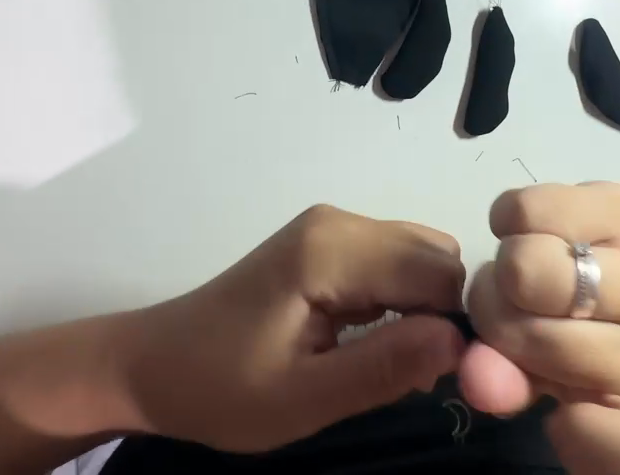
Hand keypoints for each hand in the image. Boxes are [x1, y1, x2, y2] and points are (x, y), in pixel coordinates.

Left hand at [119, 205, 467, 452]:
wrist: (158, 363)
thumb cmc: (224, 387)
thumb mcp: (304, 398)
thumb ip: (385, 367)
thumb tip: (461, 342)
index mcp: (332, 249)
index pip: (437, 270)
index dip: (457, 323)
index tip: (447, 377)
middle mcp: (340, 221)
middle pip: (434, 255)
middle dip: (443, 313)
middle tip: (414, 375)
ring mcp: (333, 227)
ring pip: (419, 255)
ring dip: (423, 307)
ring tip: (391, 362)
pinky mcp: (328, 242)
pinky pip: (393, 262)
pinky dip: (402, 300)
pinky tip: (372, 342)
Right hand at [461, 183, 619, 474]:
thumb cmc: (602, 337)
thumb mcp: (560, 381)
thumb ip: (512, 384)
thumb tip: (474, 372)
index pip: (615, 444)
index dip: (579, 436)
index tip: (563, 419)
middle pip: (532, 335)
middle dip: (500, 319)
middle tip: (518, 313)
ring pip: (523, 265)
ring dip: (505, 268)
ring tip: (530, 274)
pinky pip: (523, 209)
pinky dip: (508, 222)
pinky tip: (535, 233)